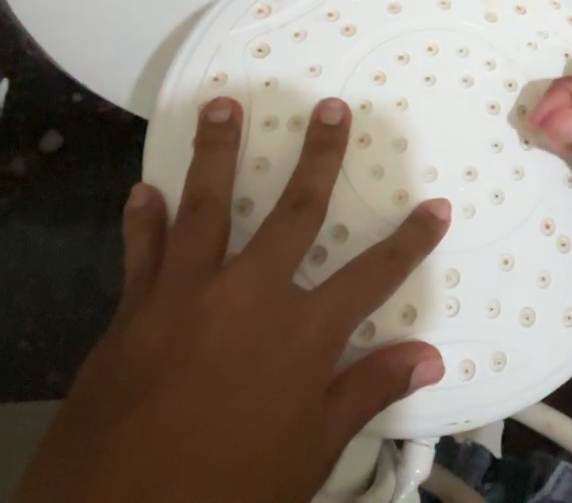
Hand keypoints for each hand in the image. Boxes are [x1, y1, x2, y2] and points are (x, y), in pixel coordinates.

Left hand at [15, 97, 450, 502]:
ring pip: (208, 208)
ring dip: (218, 154)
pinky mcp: (134, 312)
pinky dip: (143, 221)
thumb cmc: (227, 487)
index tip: (436, 206)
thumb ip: (367, 392)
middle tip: (330, 108)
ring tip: (224, 106)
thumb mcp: (311, 451)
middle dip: (319, 157)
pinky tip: (142, 189)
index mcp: (303, 333)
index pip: (375, 274)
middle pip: (296, 212)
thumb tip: (431, 357)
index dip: (411, 241)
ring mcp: (188, 295)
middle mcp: (251, 295)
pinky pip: (141, 253)